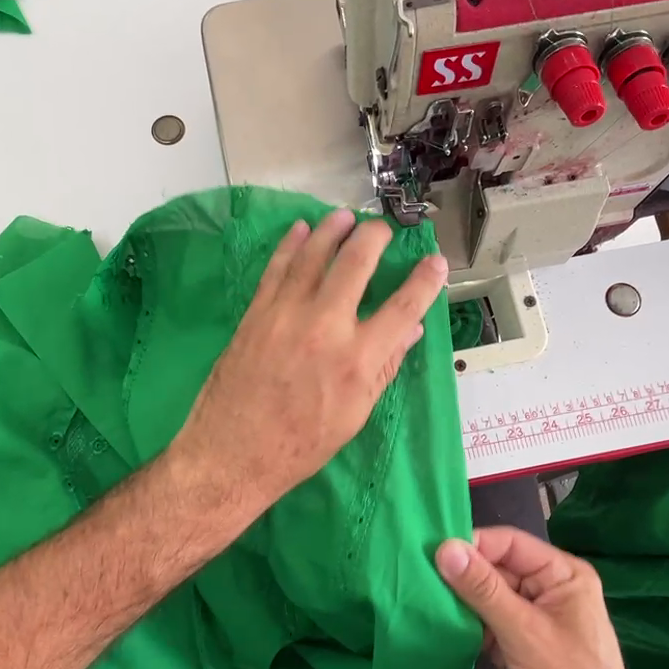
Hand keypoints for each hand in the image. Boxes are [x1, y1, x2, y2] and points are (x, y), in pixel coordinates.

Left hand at [171, 207, 448, 514]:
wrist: (233, 452)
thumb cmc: (300, 444)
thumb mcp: (355, 415)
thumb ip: (383, 367)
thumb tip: (409, 329)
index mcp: (358, 360)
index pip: (403, 307)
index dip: (425, 280)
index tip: (435, 262)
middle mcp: (325, 328)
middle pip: (356, 264)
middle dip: (374, 237)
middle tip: (381, 227)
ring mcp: (286, 315)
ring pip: (314, 256)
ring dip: (332, 230)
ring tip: (344, 215)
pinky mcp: (256, 314)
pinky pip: (276, 268)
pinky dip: (290, 245)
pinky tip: (300, 229)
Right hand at [435, 528, 655, 668]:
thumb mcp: (526, 634)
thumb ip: (483, 589)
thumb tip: (444, 547)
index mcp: (562, 575)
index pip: (509, 543)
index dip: (472, 544)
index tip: (430, 553)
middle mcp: (545, 590)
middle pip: (494, 567)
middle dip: (460, 572)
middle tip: (416, 575)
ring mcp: (529, 619)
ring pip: (484, 595)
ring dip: (457, 598)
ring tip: (418, 595)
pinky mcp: (514, 645)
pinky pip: (482, 621)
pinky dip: (462, 623)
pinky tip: (434, 622)